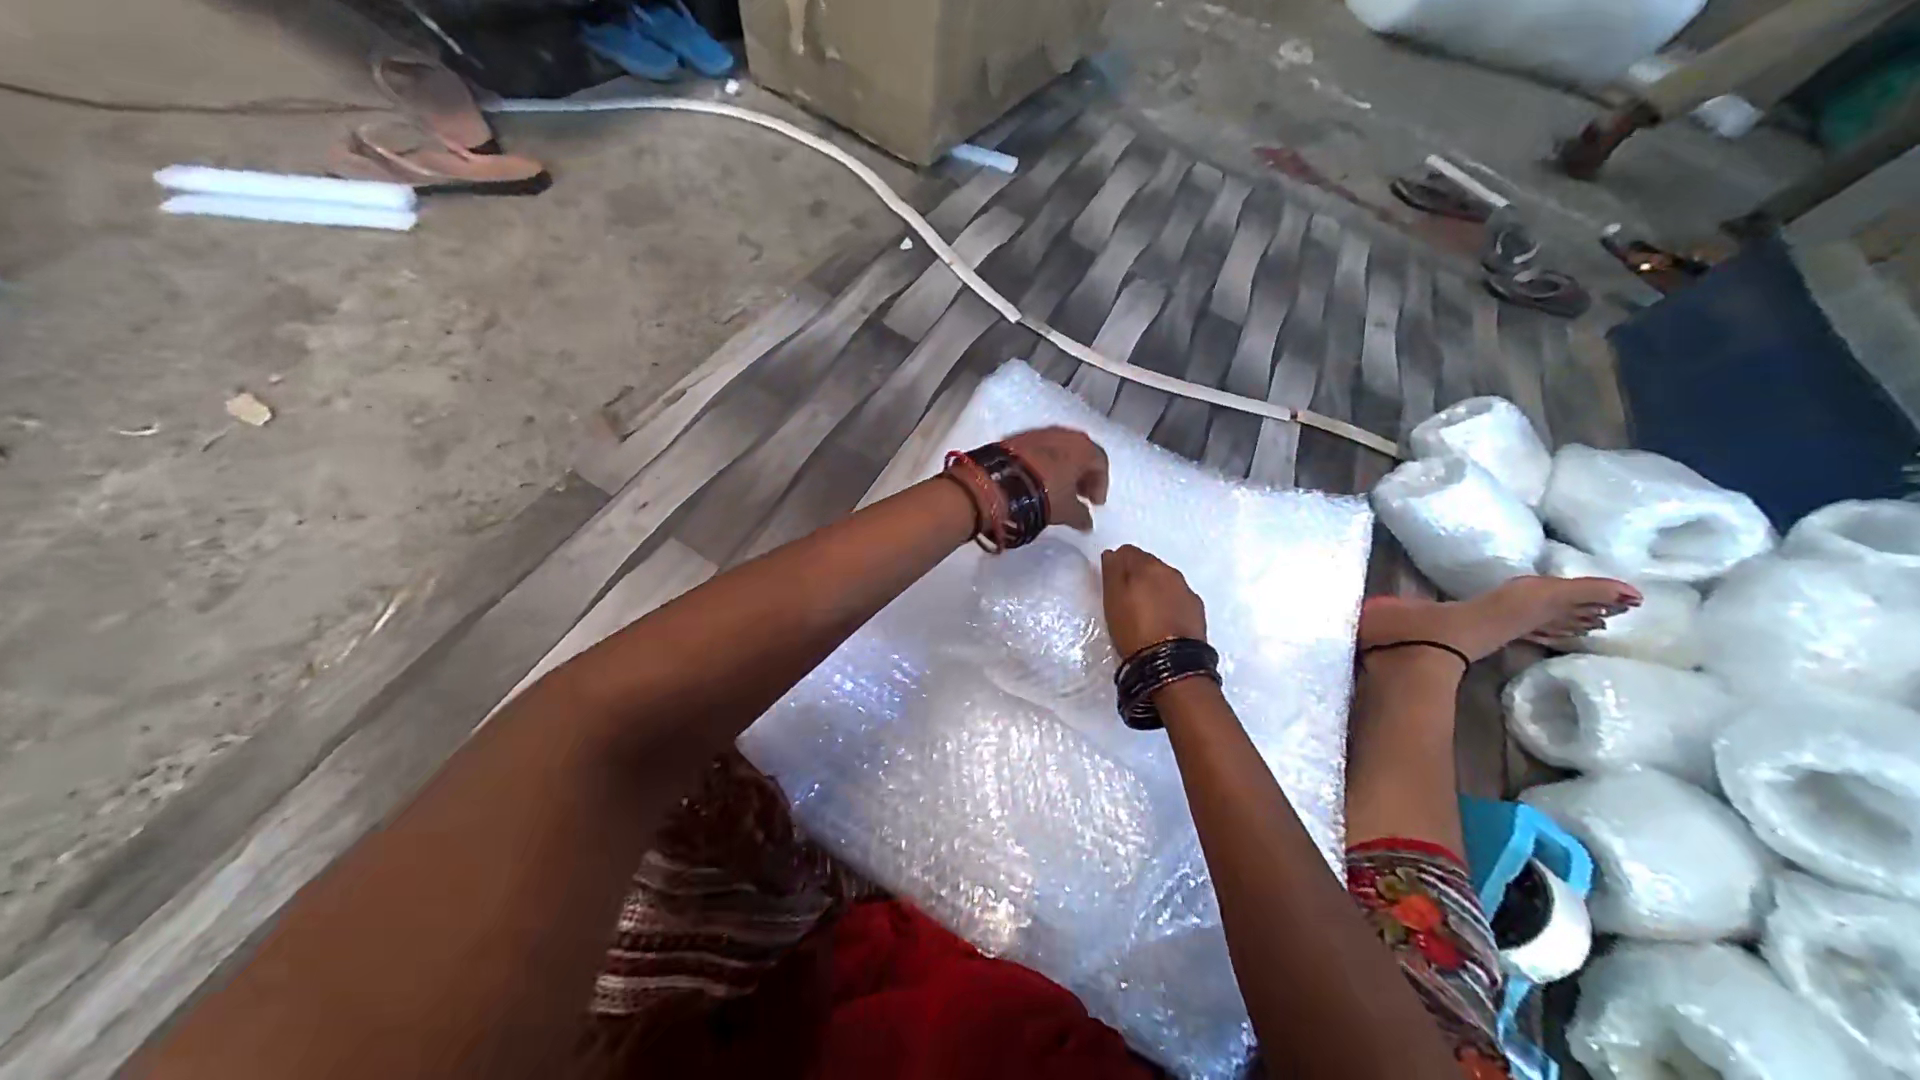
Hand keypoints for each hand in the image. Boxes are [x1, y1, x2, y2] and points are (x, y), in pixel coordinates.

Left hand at [1001, 427, 1108, 530]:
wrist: (999, 483)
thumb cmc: (1044, 495)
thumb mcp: (1067, 510)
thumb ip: (1081, 516)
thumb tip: (1087, 523)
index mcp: (1082, 447)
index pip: (1100, 463)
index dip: (1100, 485)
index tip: (1095, 503)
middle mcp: (1063, 434)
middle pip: (1080, 453)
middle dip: (1082, 474)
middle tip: (1079, 495)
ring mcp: (1038, 433)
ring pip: (1058, 450)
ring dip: (1062, 468)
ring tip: (1058, 489)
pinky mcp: (1016, 438)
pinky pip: (1037, 450)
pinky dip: (1042, 464)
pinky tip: (1037, 481)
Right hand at [1101, 544, 1207, 657]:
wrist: (1170, 663)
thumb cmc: (1133, 629)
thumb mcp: (1112, 600)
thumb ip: (1112, 572)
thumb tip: (1113, 553)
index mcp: (1147, 565)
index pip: (1128, 551)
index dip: (1117, 563)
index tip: (1111, 581)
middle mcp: (1170, 572)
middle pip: (1149, 564)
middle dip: (1137, 574)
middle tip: (1126, 596)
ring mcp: (1187, 590)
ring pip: (1165, 580)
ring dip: (1154, 588)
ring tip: (1145, 610)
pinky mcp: (1197, 609)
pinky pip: (1178, 597)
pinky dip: (1169, 602)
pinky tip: (1163, 620)